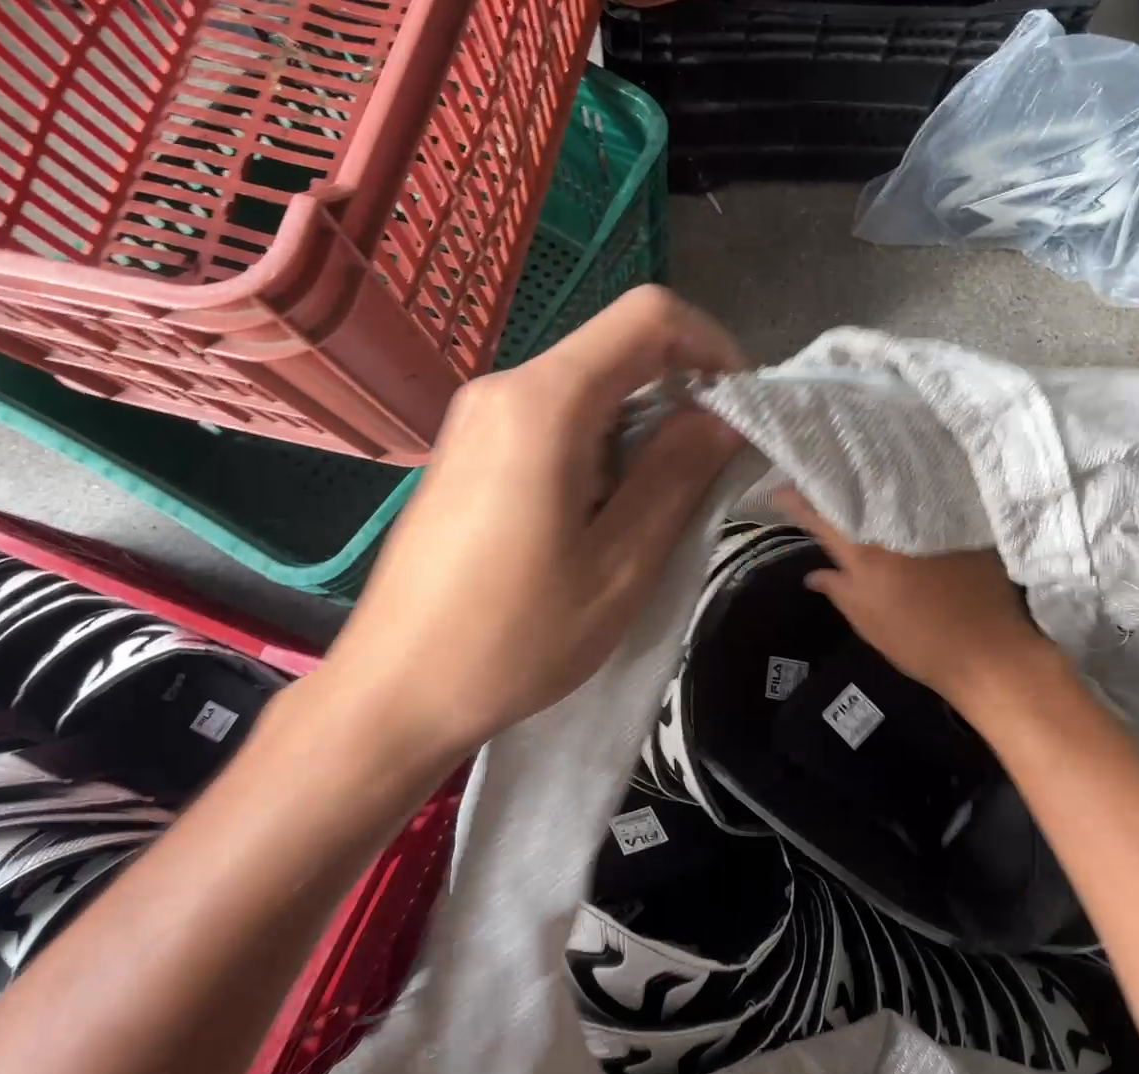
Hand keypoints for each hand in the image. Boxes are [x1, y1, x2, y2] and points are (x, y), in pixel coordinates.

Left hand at [303, 287, 747, 770]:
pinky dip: (603, 444)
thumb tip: (722, 416)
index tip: (742, 410)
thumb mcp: (621, 565)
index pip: (648, 318)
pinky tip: (605, 513)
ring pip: (589, 387)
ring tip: (661, 504)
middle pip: (618, 350)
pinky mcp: (469, 450)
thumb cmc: (515, 639)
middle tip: (713, 469)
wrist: (396, 690)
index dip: (712, 348)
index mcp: (544, 404)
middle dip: (683, 394)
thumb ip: (678, 475)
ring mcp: (478, 418)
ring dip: (644, 427)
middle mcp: (505, 389)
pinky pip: (555, 418)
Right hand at [773, 489, 1059, 708]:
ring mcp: (928, 515)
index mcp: (862, 548)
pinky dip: (905, 490)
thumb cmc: (917, 640)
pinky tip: (898, 487)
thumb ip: (836, 588)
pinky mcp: (960, 517)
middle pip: (853, 489)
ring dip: (867, 479)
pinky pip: (923, 493)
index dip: (794, 499)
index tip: (778, 492)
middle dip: (830, 480)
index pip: (818, 513)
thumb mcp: (866, 619)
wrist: (986, 649)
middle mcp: (892, 522)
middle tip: (814, 474)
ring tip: (849, 474)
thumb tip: (812, 574)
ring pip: (888, 486)